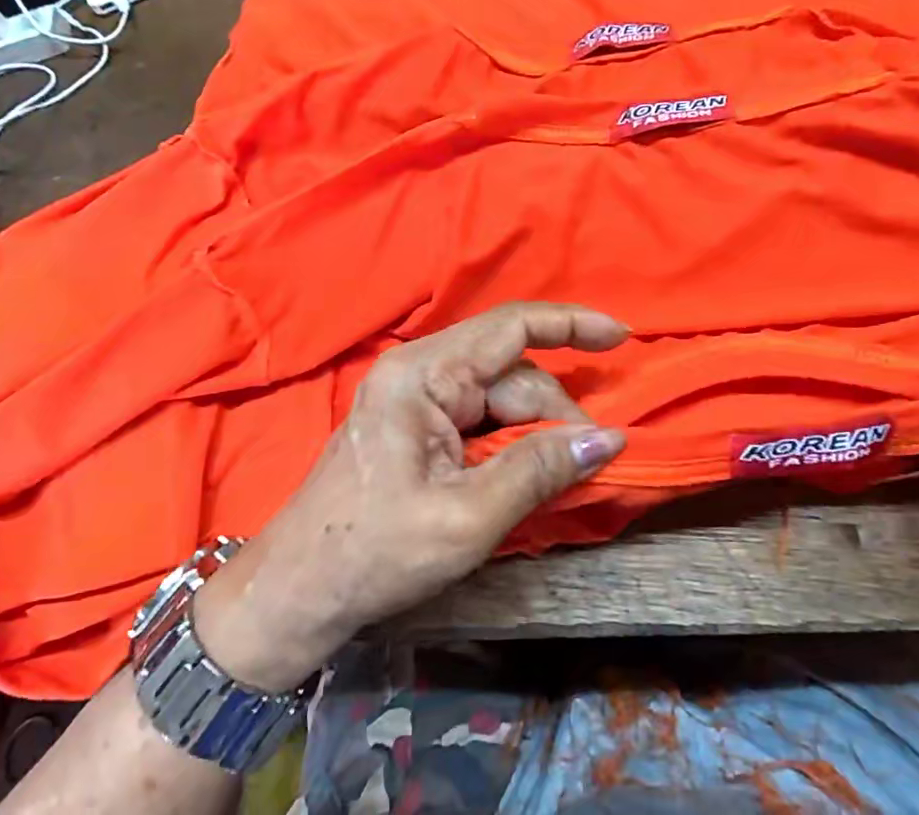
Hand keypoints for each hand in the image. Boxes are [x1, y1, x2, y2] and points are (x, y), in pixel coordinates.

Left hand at [192, 302, 628, 689]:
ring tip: (557, 481)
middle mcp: (421, 373)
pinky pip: (484, 423)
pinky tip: (529, 476)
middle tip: (587, 465)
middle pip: (513, 374)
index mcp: (424, 375)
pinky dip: (515, 446)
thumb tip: (608, 438)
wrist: (297, 593)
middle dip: (556, 413)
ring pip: (502, 401)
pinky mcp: (419, 429)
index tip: (621, 337)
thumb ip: (539, 470)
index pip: (511, 327)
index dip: (570, 325)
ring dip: (537, 435)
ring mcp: (418, 401)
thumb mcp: (468, 517)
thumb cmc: (374, 552)